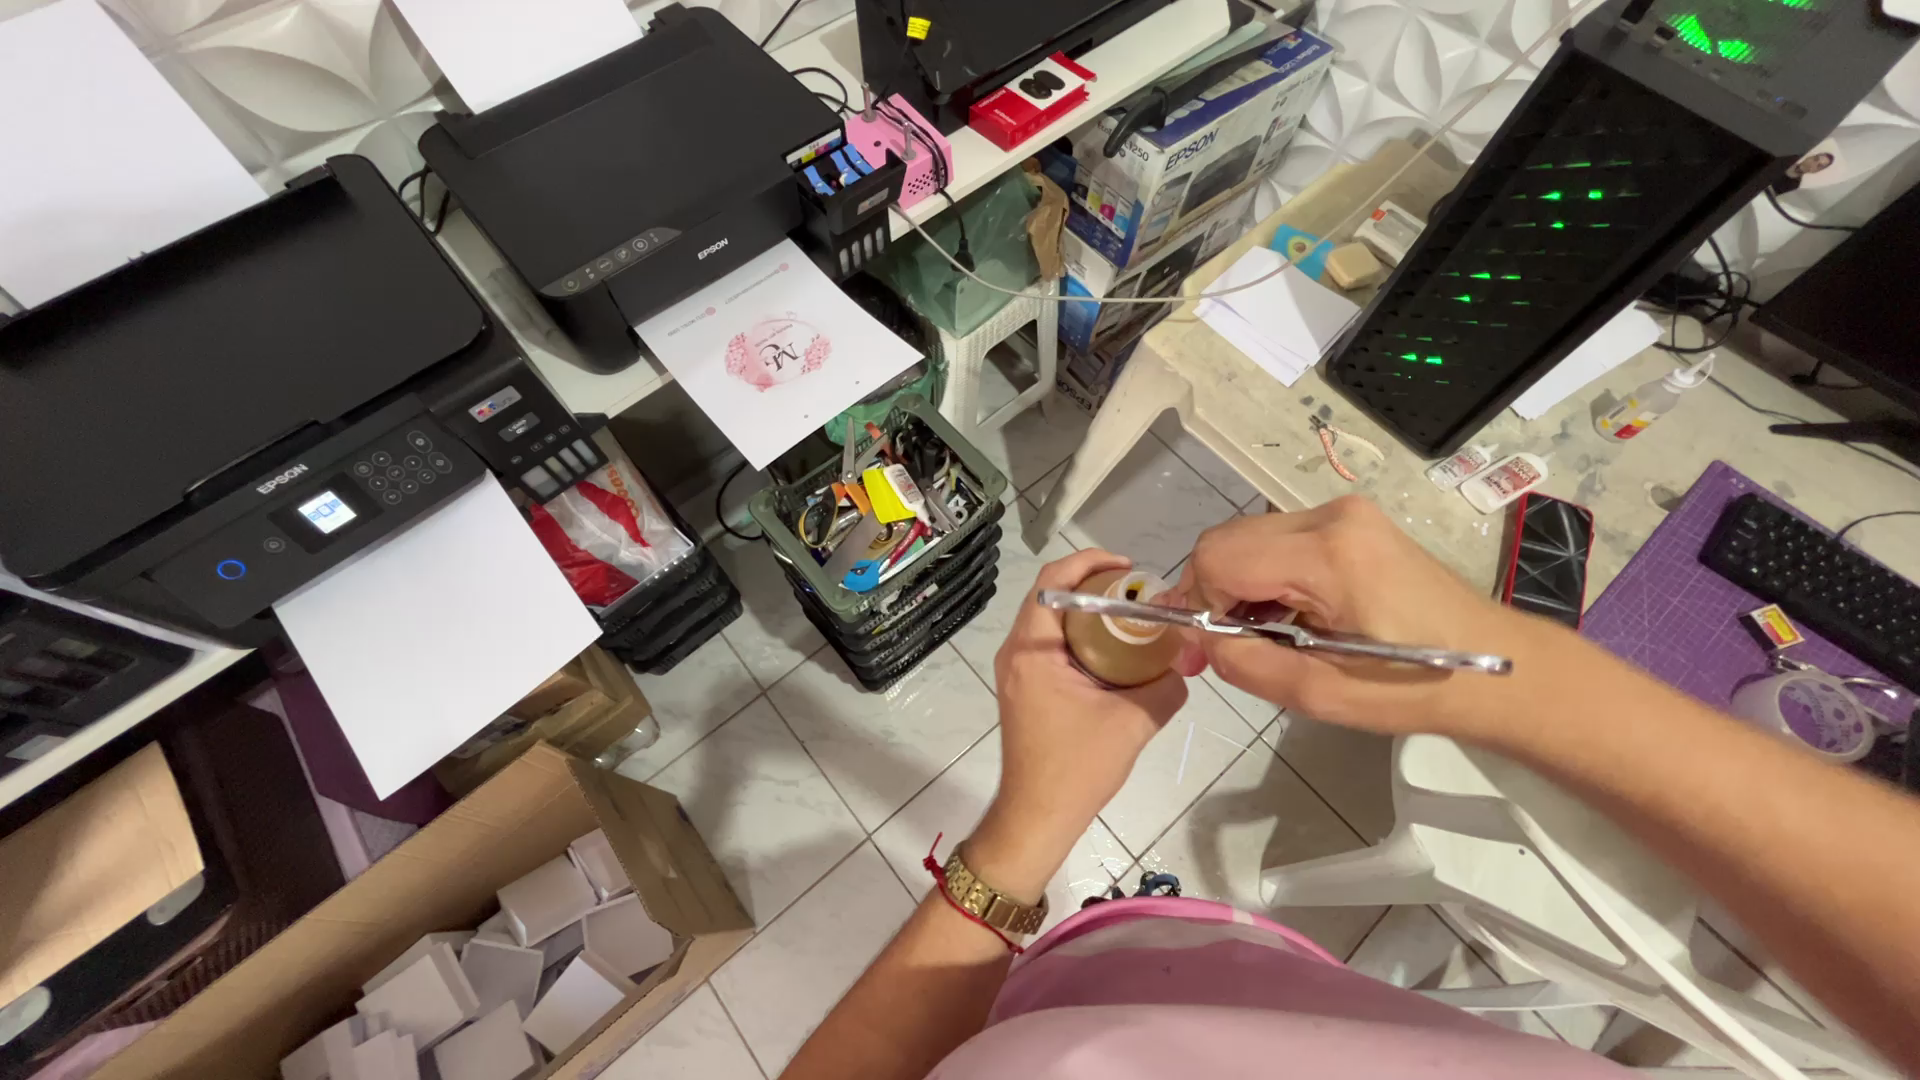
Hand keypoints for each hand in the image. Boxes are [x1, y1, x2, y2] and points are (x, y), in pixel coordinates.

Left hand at [968, 549, 1187, 902]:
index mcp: (1031, 650)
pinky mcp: (1024, 688)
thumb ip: (1165, 688)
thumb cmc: (1076, 767)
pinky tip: (1113, 653)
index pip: (1051, 582)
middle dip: (1094, 586)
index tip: (1128, 567)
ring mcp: (1016, 671)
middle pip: (1051, 598)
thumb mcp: (1132, 722)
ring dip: (1087, 613)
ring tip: (1130, 617)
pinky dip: (1080, 638)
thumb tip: (1186, 665)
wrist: (1037, 816)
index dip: (1089, 563)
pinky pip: (1050, 646)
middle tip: (1136, 591)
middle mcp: (1015, 652)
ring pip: (1051, 622)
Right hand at [1170, 496, 1540, 738]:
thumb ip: (1245, 662)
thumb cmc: (1413, 688)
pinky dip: (1261, 575)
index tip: (1205, 650)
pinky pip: (1274, 539)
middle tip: (1220, 645)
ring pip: (1246, 538)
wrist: (1498, 667)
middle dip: (1210, 592)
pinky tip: (1282, 613)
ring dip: (1235, 585)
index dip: (1198, 602)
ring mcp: (1342, 511)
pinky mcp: (1349, 520)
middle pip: (1225, 540)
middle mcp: (1329, 515)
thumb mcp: (1320, 694)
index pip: (1218, 557)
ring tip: (1257, 634)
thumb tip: (1199, 638)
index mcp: (1327, 554)